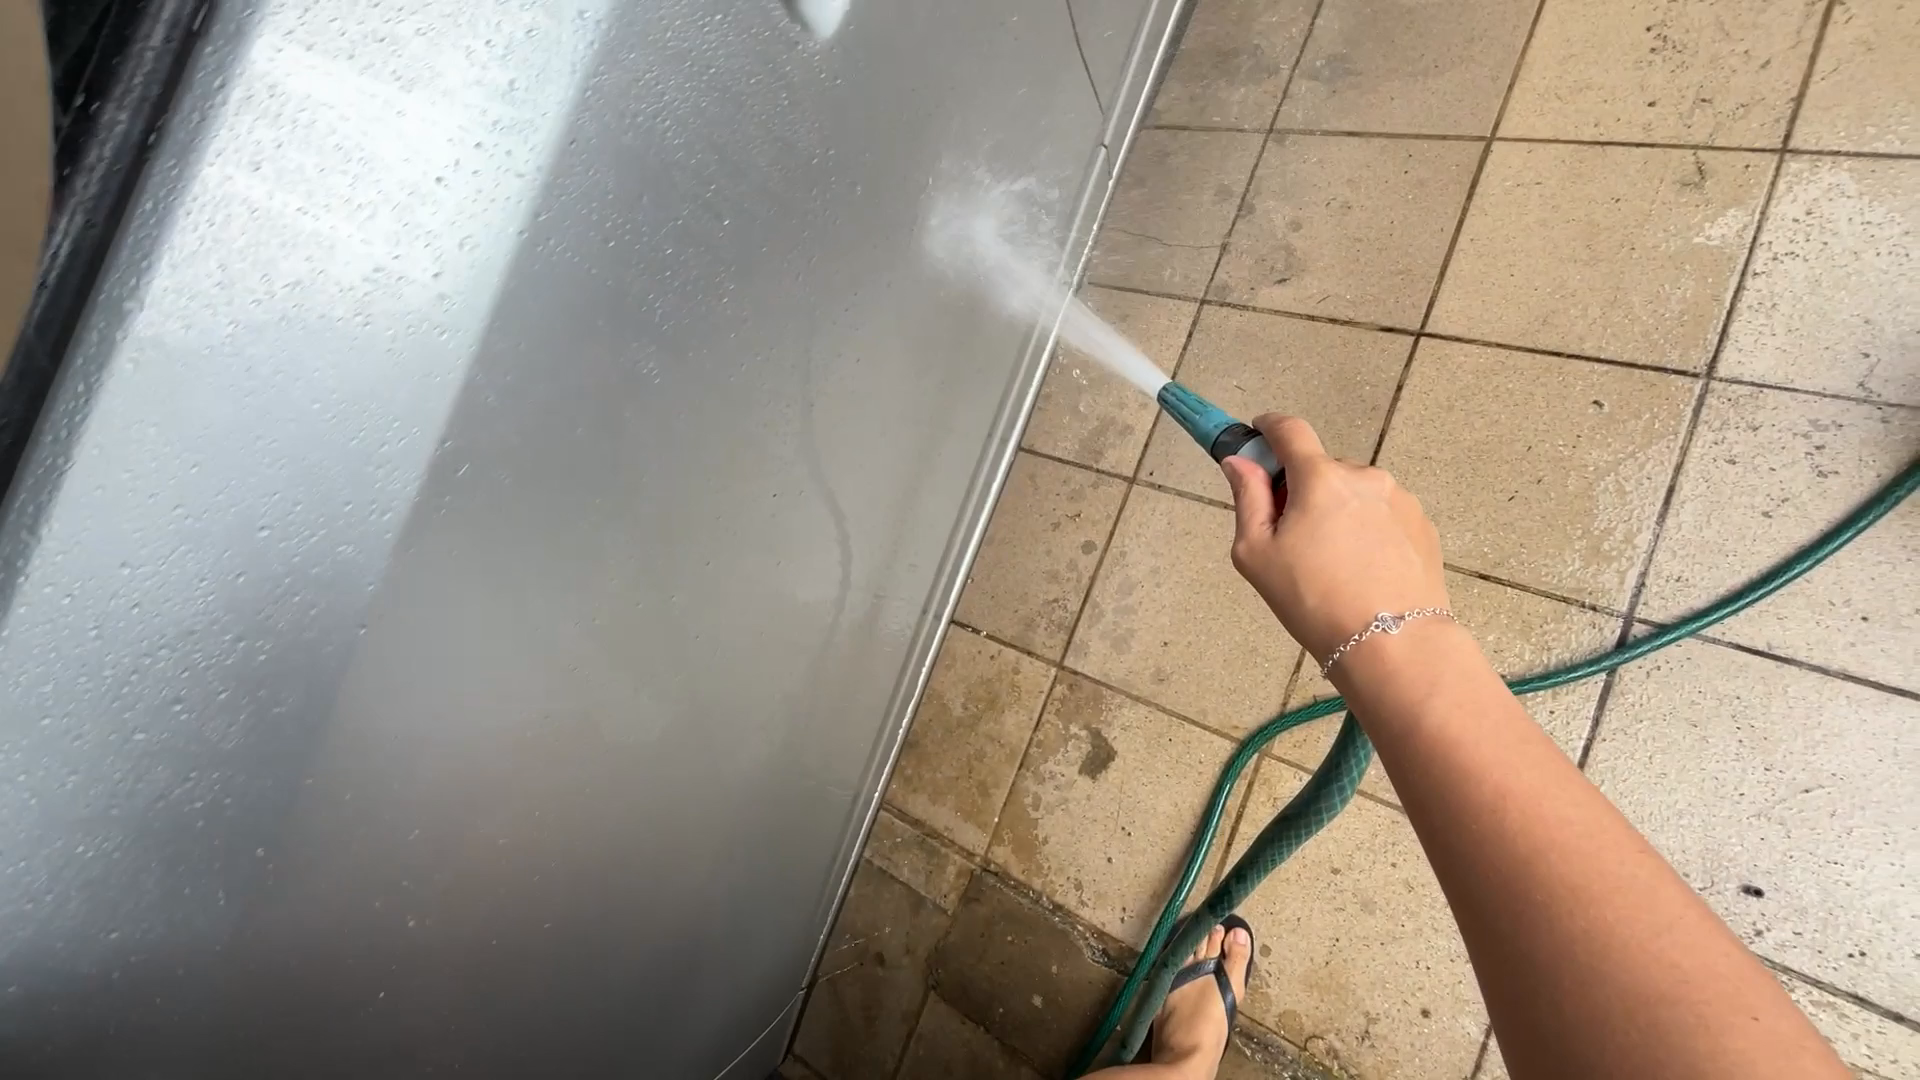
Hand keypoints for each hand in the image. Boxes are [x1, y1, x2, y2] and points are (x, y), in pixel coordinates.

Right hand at [1220, 415, 1447, 664]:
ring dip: (1335, 509)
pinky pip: (1381, 513)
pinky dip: (1364, 528)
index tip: (1258, 434)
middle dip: (1301, 488)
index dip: (1269, 427)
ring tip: (1330, 561)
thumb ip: (1247, 498)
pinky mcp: (1422, 525)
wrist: (1392, 643)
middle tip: (1290, 535)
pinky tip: (1360, 568)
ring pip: (1353, 492)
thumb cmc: (1310, 599)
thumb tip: (1240, 462)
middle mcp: (1365, 477)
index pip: (1290, 430)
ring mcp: (1400, 499)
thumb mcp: (1256, 553)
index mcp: (1320, 479)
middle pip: (1321, 468)